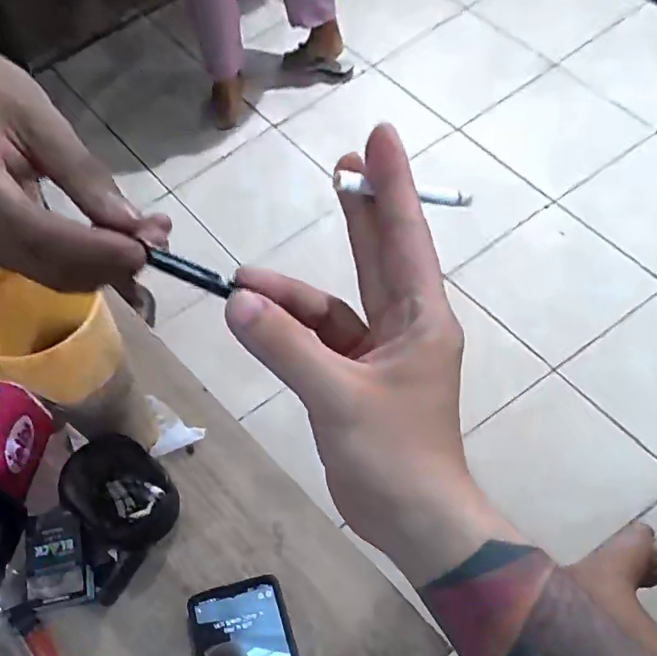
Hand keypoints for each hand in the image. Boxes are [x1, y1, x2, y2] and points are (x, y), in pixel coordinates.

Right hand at [0, 42, 170, 291]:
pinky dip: (80, 261)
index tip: (141, 248)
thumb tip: (128, 224)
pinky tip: (112, 244)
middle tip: (158, 241)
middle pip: (45, 267)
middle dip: (106, 263)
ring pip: (46, 275)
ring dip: (99, 267)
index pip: (36, 233)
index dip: (91, 249)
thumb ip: (80, 172)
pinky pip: (39, 267)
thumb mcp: (36, 113)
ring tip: (145, 239)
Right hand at [224, 124, 510, 579]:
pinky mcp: (351, 389)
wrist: (411, 518)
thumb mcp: (337, 397)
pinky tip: (258, 326)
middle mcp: (402, 331)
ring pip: (332, 313)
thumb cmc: (393, 455)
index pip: (403, 240)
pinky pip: (317, 348)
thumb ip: (286, 348)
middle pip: (376, 261)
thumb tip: (237, 302)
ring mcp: (375, 361)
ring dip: (291, 298)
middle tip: (336, 170)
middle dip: (356, 217)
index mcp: (419, 321)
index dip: (391, 187)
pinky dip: (289, 337)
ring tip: (240, 286)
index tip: (377, 137)